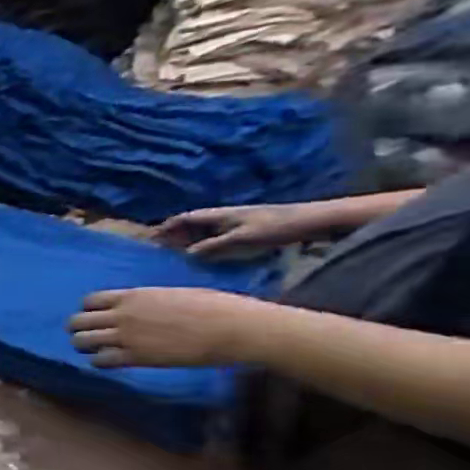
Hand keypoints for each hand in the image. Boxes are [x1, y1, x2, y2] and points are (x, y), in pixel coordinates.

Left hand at [68, 287, 268, 367]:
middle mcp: (122, 314)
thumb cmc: (217, 307)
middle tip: (88, 335)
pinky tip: (109, 361)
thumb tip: (141, 307)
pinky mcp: (136, 356)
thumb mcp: (174, 294)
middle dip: (78, 329)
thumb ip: (149, 301)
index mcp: (132, 296)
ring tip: (93, 350)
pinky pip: (100, 360)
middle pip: (77, 321)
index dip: (89, 310)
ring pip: (81, 341)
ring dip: (83, 346)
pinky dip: (99, 361)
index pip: (89, 301)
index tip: (97, 317)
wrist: (238, 328)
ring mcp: (126, 336)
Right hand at [153, 203, 322, 256]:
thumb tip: (188, 254)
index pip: (183, 218)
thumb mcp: (242, 238)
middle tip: (162, 250)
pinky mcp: (250, 229)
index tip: (151, 239)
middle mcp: (224, 216)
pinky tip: (208, 255)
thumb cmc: (278, 226)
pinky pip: (219, 236)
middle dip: (175, 235)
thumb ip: (213, 246)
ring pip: (205, 230)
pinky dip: (207, 244)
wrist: (317, 220)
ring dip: (191, 240)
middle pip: (192, 224)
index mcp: (218, 214)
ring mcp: (238, 222)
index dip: (166, 227)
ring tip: (181, 255)